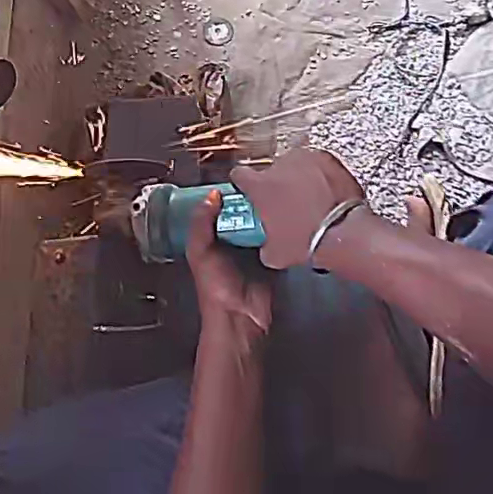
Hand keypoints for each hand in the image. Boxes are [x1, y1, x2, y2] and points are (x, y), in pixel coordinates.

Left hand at [186, 189, 272, 345]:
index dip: (232, 195)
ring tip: (282, 192)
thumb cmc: (216, 286)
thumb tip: (213, 193)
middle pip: (247, 214)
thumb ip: (201, 224)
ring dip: (272, 212)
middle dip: (255, 201)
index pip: (224, 209)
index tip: (244, 176)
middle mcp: (237, 240)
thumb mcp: (200, 253)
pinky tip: (292, 213)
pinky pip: (281, 238)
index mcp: (216, 237)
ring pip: (265, 223)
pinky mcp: (276, 256)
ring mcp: (257, 248)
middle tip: (268, 180)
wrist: (241, 317)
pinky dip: (285, 228)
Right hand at [229, 149, 364, 269]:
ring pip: (295, 165)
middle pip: (271, 170)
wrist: (343, 232)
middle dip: (276, 184)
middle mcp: (280, 165)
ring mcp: (305, 158)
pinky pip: (317, 164)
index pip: (240, 174)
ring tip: (309, 198)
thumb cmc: (307, 241)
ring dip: (298, 177)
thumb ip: (263, 241)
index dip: (243, 183)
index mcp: (260, 185)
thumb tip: (266, 244)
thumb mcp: (274, 254)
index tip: (248, 190)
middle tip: (287, 203)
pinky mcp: (328, 158)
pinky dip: (319, 175)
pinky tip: (325, 193)